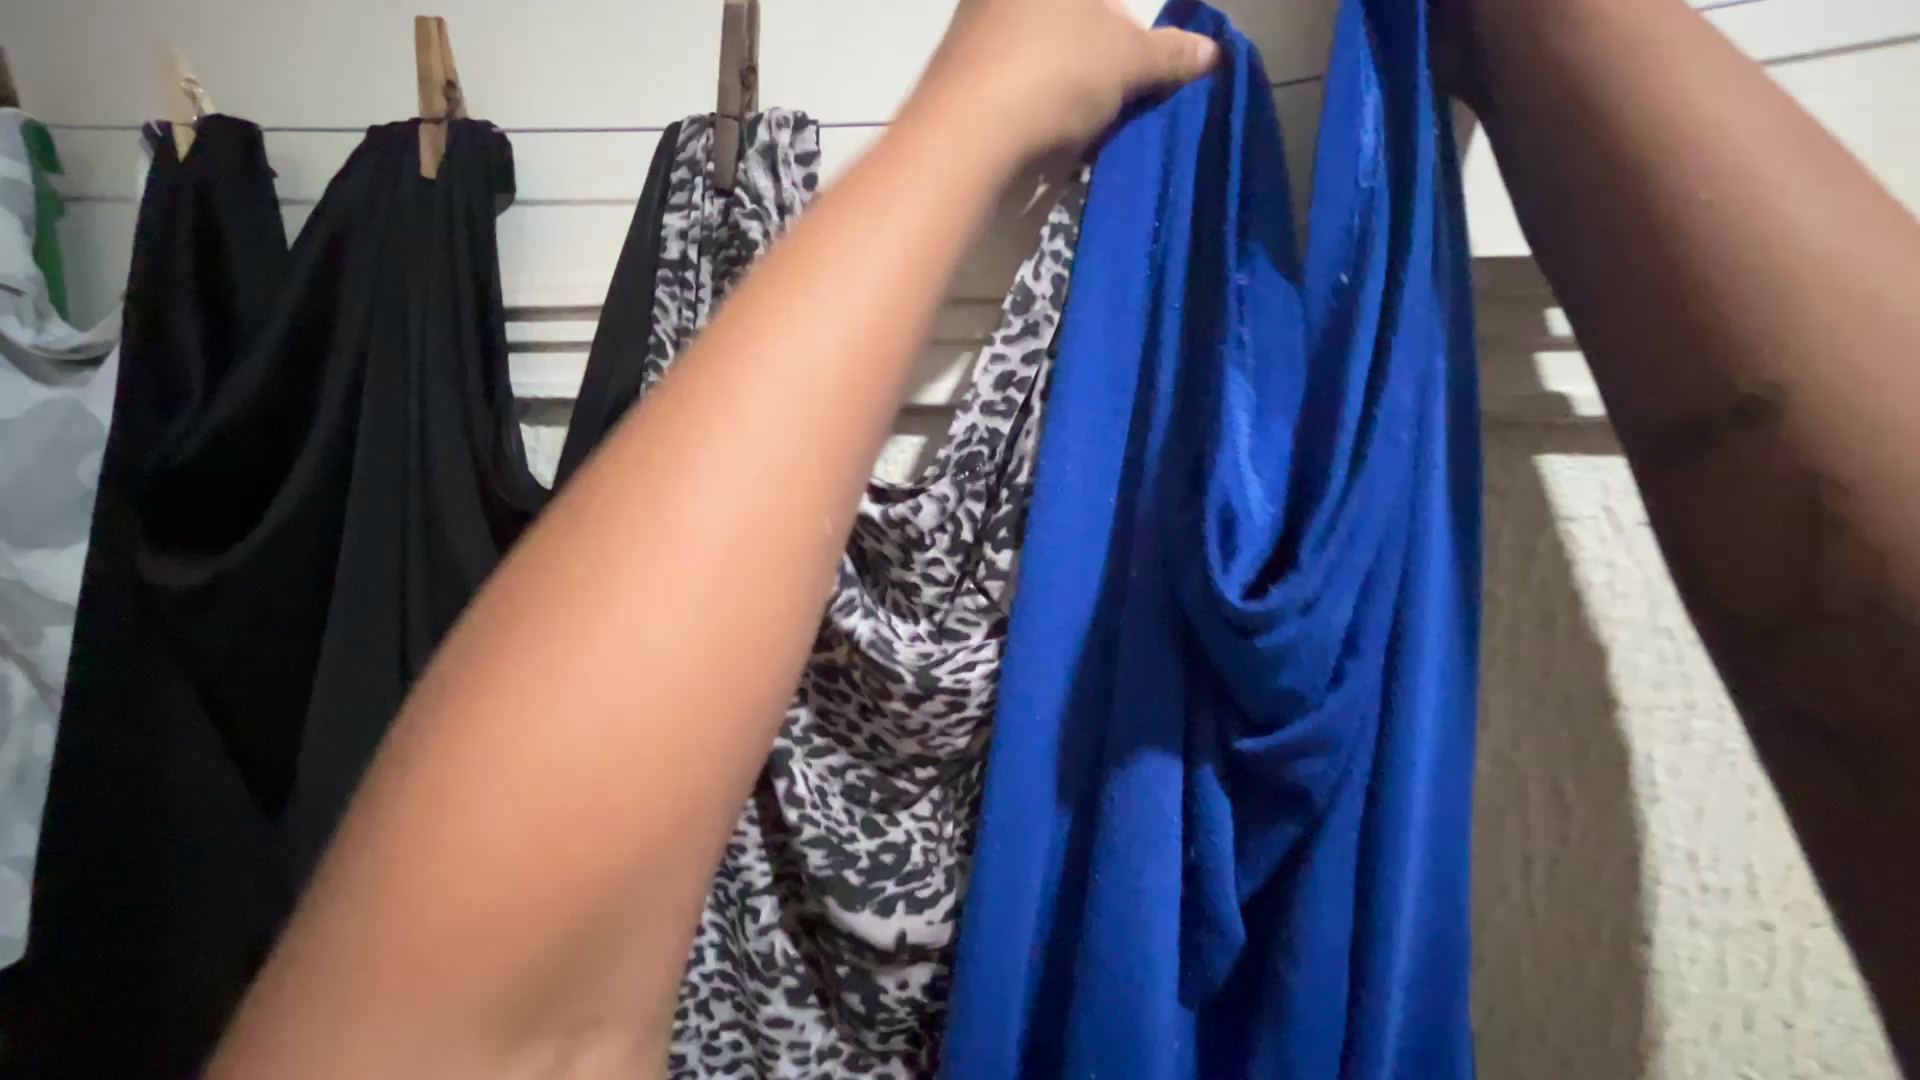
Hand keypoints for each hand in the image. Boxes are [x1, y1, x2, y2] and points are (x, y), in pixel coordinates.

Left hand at [911, 0, 1219, 163]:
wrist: (967, 132)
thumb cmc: (1057, 72)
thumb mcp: (1129, 62)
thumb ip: (1169, 54)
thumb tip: (1210, 53)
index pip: (1107, 7)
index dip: (1125, 36)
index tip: (1136, 71)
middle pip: (1064, 18)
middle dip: (1093, 55)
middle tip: (1113, 96)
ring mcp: (970, 23)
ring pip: (1033, 49)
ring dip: (1060, 81)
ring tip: (1079, 122)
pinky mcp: (952, 69)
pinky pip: (1005, 78)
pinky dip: (1027, 100)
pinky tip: (1040, 131)